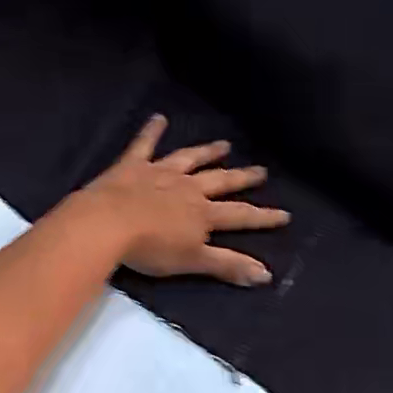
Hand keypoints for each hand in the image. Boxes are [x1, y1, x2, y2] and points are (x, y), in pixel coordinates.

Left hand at [74, 114, 289, 286]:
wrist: (107, 223)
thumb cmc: (150, 248)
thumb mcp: (193, 262)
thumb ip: (228, 266)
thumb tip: (267, 275)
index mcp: (203, 214)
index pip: (240, 216)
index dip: (263, 217)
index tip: (284, 214)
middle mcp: (188, 188)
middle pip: (220, 182)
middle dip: (242, 178)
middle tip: (261, 171)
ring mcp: (161, 173)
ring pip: (190, 159)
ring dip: (207, 152)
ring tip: (224, 145)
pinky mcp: (133, 166)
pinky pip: (144, 144)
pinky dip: (152, 131)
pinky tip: (158, 117)